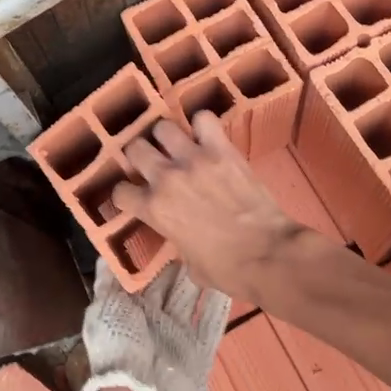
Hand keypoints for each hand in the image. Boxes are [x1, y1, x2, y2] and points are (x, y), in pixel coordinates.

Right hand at [111, 111, 309, 304]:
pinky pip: (202, 119)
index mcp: (155, 210)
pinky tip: (206, 137)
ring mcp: (193, 159)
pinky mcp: (220, 148)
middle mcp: (166, 177)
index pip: (120, 192)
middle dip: (141, 158)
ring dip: (168, 139)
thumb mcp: (190, 265)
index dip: (126, 196)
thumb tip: (181, 238)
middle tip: (154, 166)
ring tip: (178, 147)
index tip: (135, 198)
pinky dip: (202, 126)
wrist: (270, 256)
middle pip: (135, 148)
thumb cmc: (229, 271)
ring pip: (162, 128)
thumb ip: (177, 242)